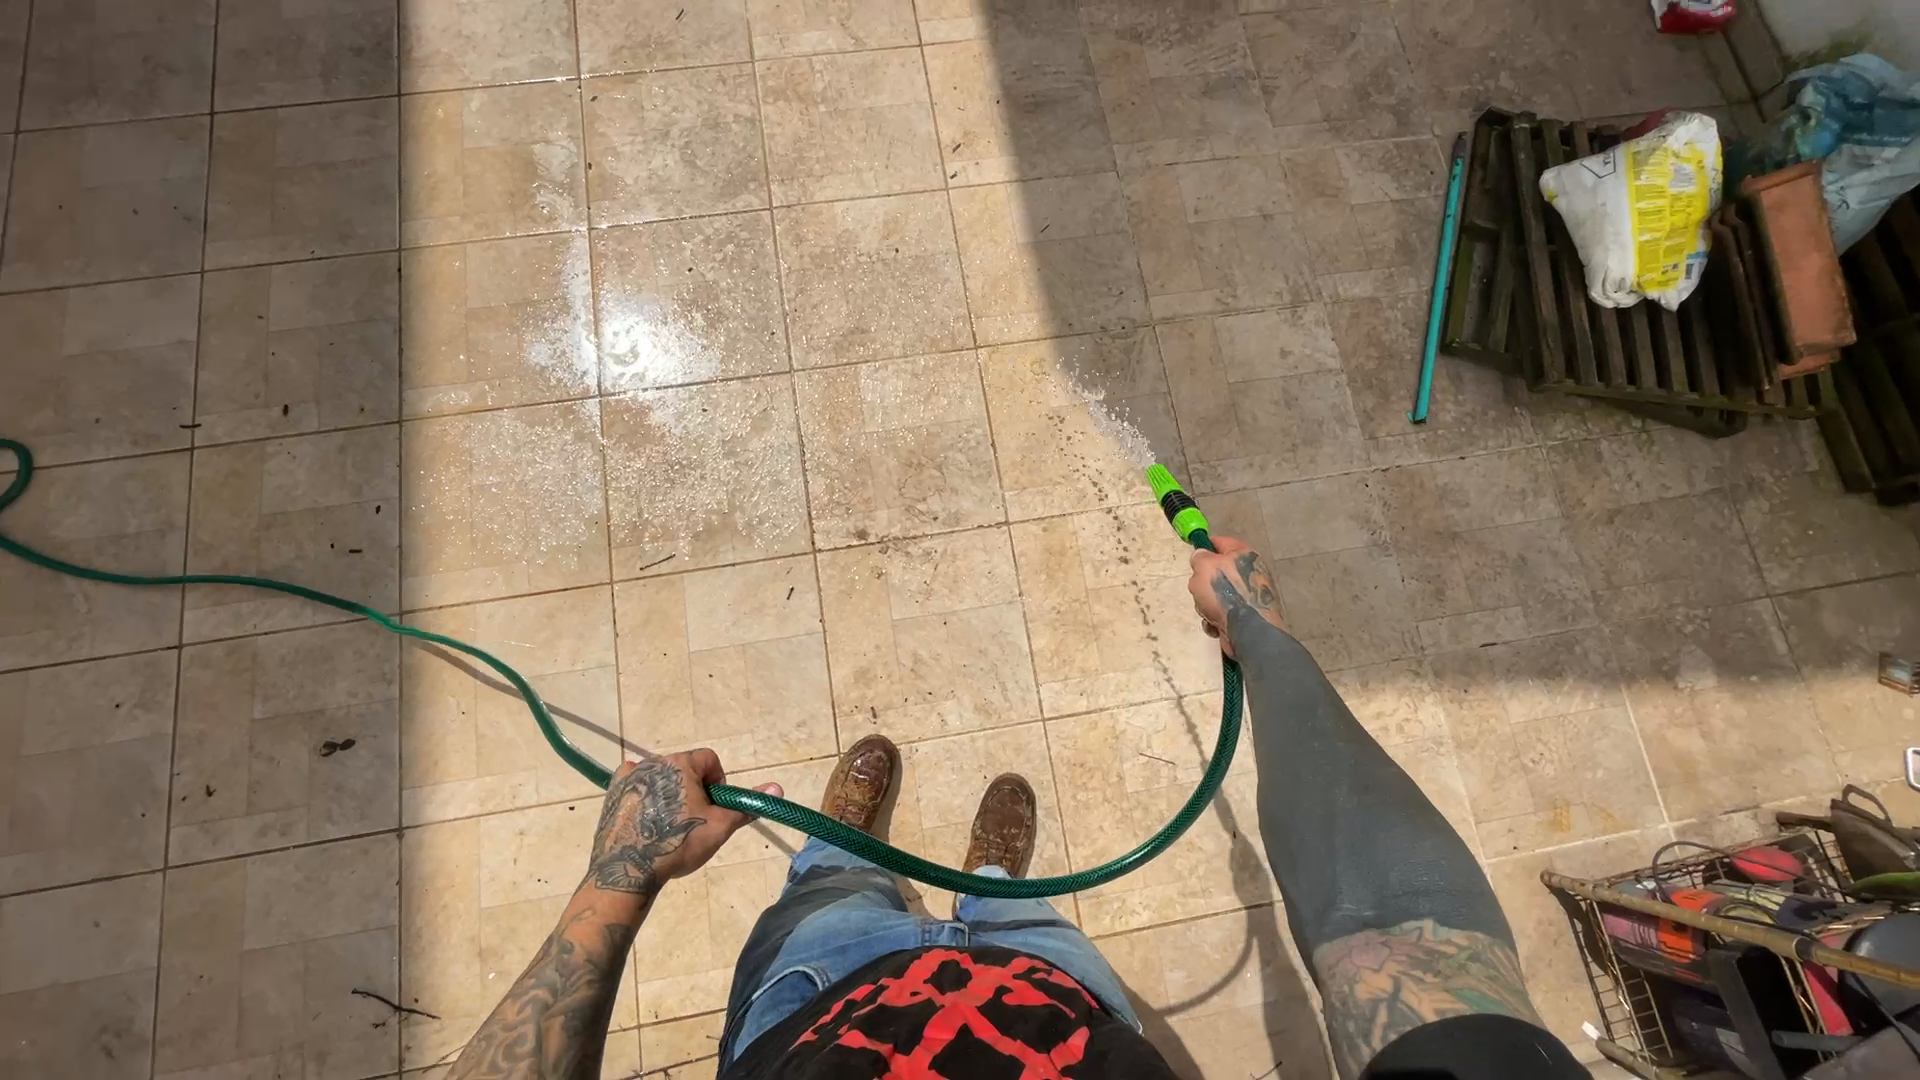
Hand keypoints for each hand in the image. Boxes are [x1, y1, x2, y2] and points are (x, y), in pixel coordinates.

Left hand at [584, 749, 781, 901]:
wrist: (628, 870)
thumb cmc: (679, 843)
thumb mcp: (720, 826)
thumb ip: (747, 804)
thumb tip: (778, 787)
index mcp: (682, 764)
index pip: (709, 760)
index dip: (717, 782)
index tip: (713, 807)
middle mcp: (654, 762)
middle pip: (684, 768)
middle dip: (692, 788)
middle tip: (693, 819)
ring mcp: (630, 777)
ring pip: (659, 777)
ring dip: (668, 792)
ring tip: (668, 824)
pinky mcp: (612, 794)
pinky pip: (632, 783)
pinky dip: (641, 792)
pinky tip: (644, 813)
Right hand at [1187, 536, 1285, 659]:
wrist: (1246, 629)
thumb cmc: (1224, 592)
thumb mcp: (1204, 566)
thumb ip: (1199, 556)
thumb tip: (1202, 557)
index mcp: (1243, 555)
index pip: (1221, 542)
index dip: (1205, 545)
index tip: (1193, 553)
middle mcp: (1250, 572)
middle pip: (1217, 572)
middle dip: (1203, 582)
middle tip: (1198, 587)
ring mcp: (1250, 595)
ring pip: (1216, 594)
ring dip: (1206, 603)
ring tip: (1207, 610)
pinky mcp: (1246, 615)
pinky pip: (1221, 612)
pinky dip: (1214, 618)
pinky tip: (1215, 623)